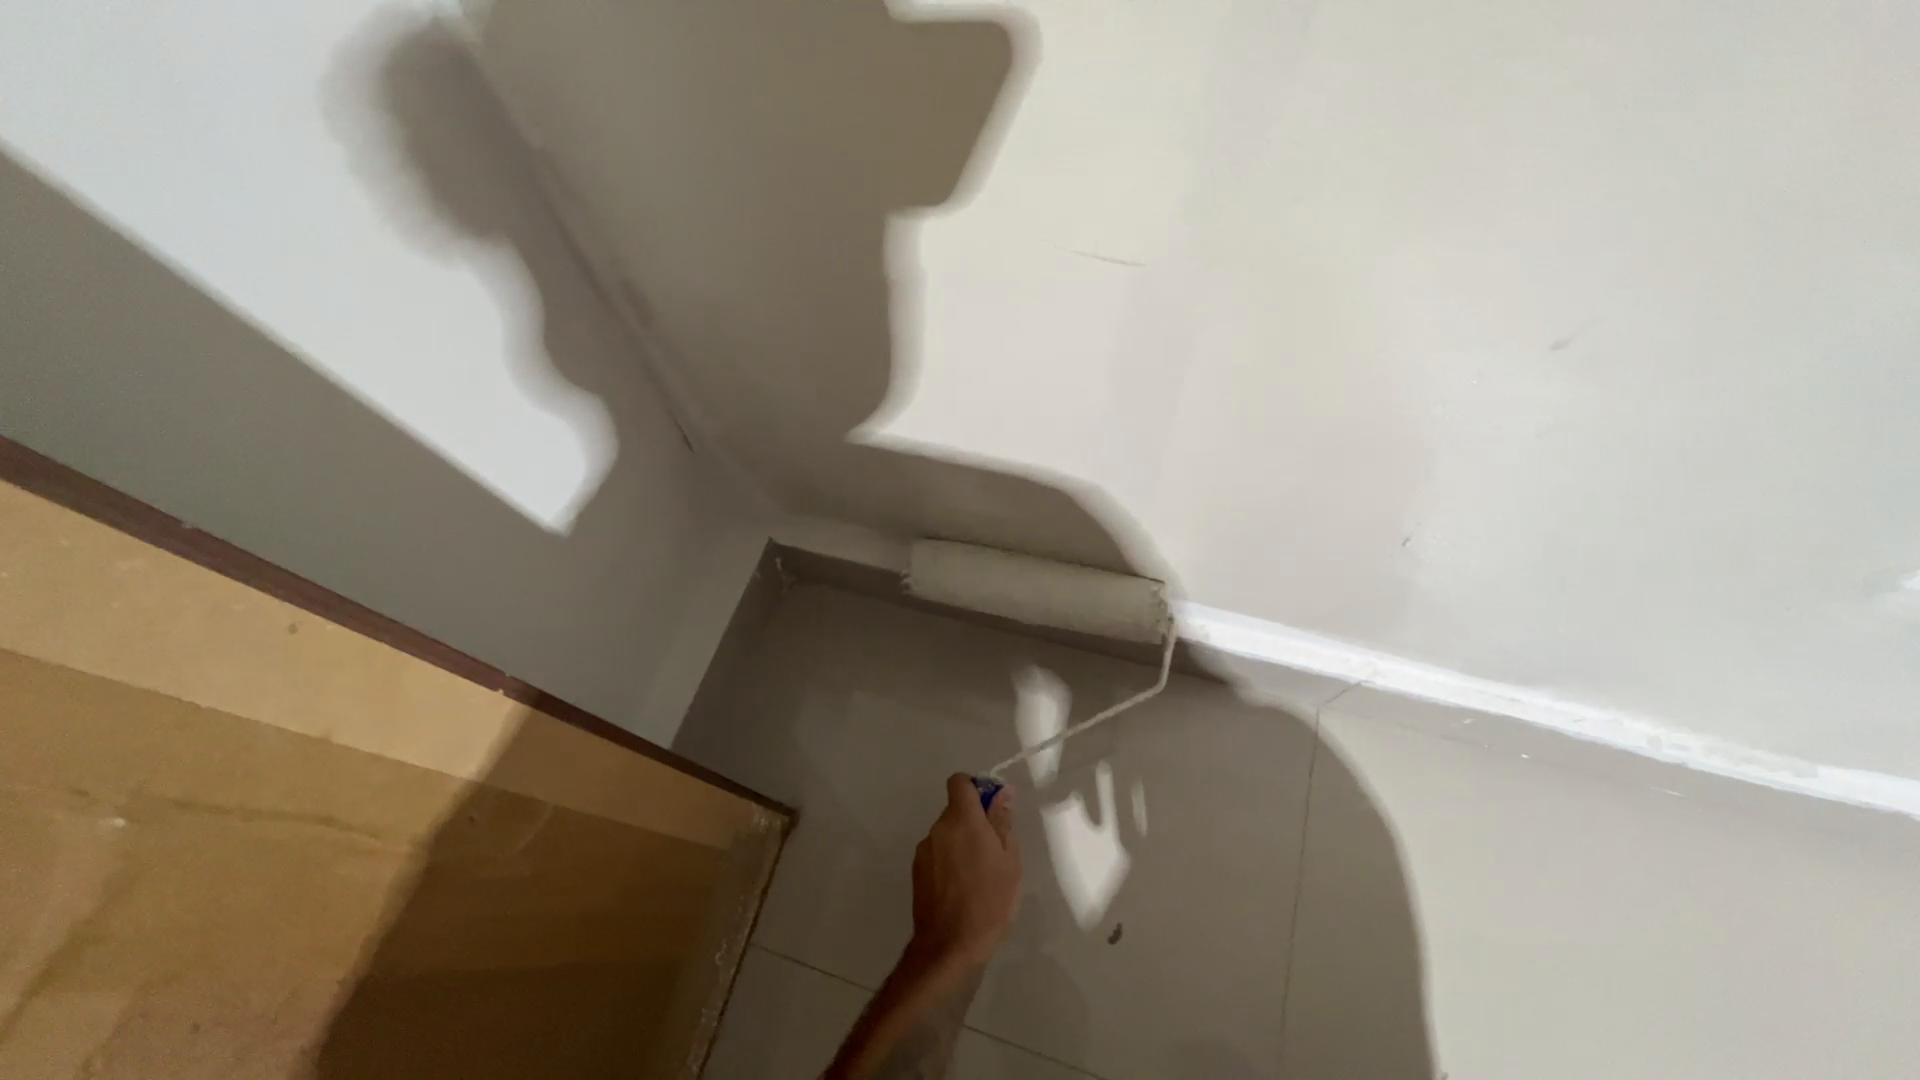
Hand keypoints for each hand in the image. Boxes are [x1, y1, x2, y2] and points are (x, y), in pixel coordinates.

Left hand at [910, 774, 1022, 967]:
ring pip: (946, 835)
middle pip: (955, 811)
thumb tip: (1002, 793)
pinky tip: (962, 888)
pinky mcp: (917, 872)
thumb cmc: (989, 901)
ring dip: (961, 844)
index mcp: (962, 820)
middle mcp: (938, 829)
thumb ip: (1002, 822)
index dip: (975, 787)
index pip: (959, 782)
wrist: (950, 946)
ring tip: (979, 876)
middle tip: (994, 852)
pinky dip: (949, 862)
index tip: (991, 808)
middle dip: (973, 823)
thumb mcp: (1009, 861)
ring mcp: (924, 851)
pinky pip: (937, 854)